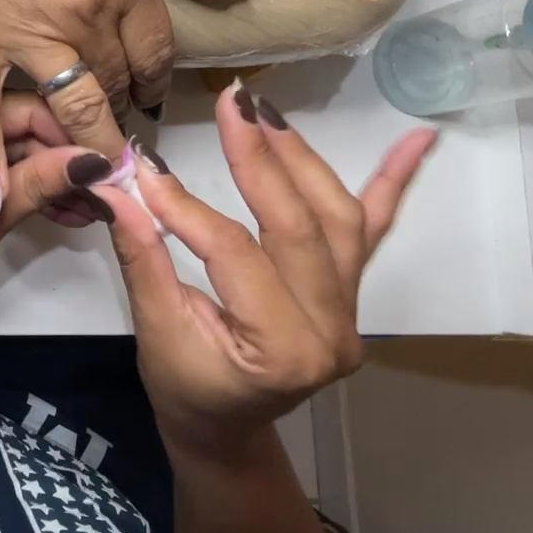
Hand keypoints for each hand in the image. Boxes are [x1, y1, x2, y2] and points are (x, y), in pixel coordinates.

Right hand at [0, 0, 242, 219]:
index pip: (156, 49)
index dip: (159, 79)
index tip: (155, 97)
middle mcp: (85, 13)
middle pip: (117, 81)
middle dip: (129, 114)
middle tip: (131, 144)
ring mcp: (26, 31)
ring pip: (70, 103)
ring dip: (90, 145)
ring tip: (102, 176)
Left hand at [0, 87, 117, 334]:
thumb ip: (39, 182)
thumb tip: (99, 160)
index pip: (24, 108)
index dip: (72, 137)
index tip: (116, 163)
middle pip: (22, 129)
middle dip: (65, 165)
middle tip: (115, 192)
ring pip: (16, 152)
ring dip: (53, 182)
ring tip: (99, 209)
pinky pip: (0, 169)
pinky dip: (28, 191)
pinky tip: (68, 211)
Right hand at [92, 84, 437, 460]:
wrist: (224, 429)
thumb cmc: (184, 390)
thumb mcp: (156, 329)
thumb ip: (141, 256)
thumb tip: (115, 188)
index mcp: (282, 351)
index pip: (233, 253)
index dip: (185, 206)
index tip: (143, 166)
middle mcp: (333, 331)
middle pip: (299, 225)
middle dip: (261, 157)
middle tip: (231, 102)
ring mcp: (351, 313)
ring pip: (337, 218)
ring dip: (304, 158)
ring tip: (268, 112)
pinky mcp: (350, 297)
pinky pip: (372, 234)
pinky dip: (392, 184)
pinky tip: (417, 142)